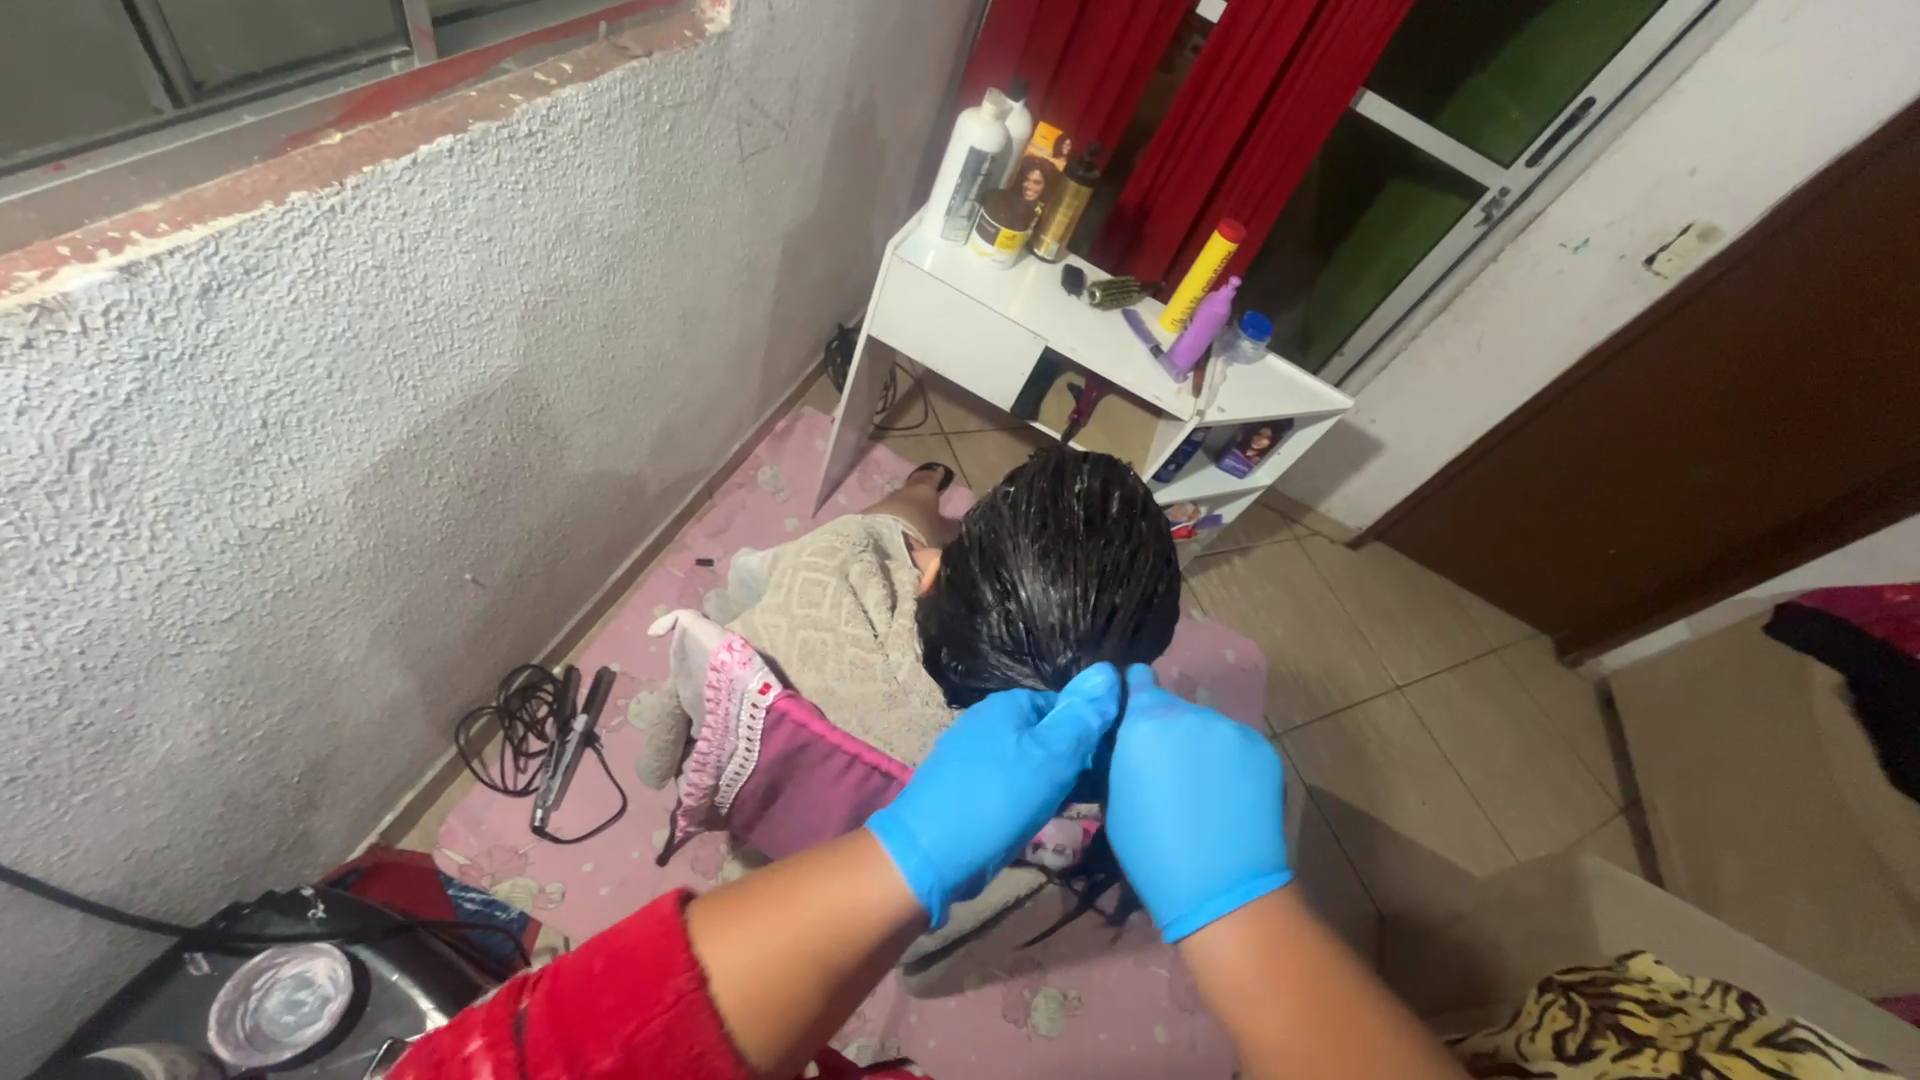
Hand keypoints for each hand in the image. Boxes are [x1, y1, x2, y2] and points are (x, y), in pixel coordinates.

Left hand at [867, 664, 1120, 926]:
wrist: (929, 853)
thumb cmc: (998, 798)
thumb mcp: (1051, 756)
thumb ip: (1083, 718)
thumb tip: (1109, 671)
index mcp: (1008, 704)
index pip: (1067, 706)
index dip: (1094, 732)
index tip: (1115, 763)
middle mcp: (990, 722)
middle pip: (1049, 734)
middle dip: (1076, 760)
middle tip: (1102, 791)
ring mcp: (976, 756)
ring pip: (1033, 762)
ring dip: (1058, 782)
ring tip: (1081, 807)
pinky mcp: (971, 788)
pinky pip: (1014, 784)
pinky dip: (1034, 797)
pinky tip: (1047, 818)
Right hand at [1107, 664, 1291, 941]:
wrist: (1222, 889)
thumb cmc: (1151, 851)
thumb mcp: (1116, 797)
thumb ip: (1124, 754)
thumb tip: (1131, 741)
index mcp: (1144, 721)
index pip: (1138, 680)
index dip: (1134, 691)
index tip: (1134, 709)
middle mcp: (1189, 714)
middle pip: (1174, 709)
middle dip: (1168, 730)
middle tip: (1167, 768)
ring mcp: (1231, 730)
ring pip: (1208, 728)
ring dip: (1201, 747)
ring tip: (1203, 789)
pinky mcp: (1265, 751)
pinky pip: (1238, 747)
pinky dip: (1231, 764)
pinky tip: (1230, 797)